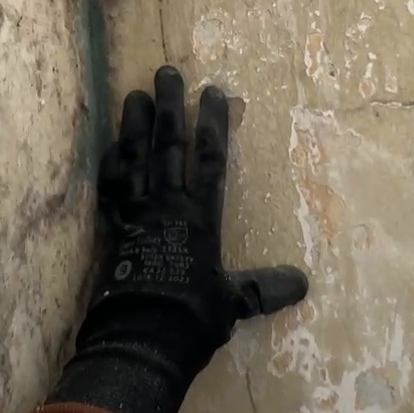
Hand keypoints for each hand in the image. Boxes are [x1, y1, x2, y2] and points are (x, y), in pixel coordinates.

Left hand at [27, 67, 308, 412]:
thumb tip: (303, 284)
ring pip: (136, 159)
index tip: (213, 92)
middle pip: (169, 146)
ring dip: (135, 125)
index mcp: (200, 216)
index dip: (213, 122)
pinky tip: (111, 148)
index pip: (210, 158)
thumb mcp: (234, 303)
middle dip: (170, 107)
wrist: (141, 340)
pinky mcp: (114, 230)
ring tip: (134, 93)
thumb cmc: (193, 318)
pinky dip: (110, 168)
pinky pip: (111, 191)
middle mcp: (168, 205)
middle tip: (167, 72)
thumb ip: (264, 288)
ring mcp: (138, 214)